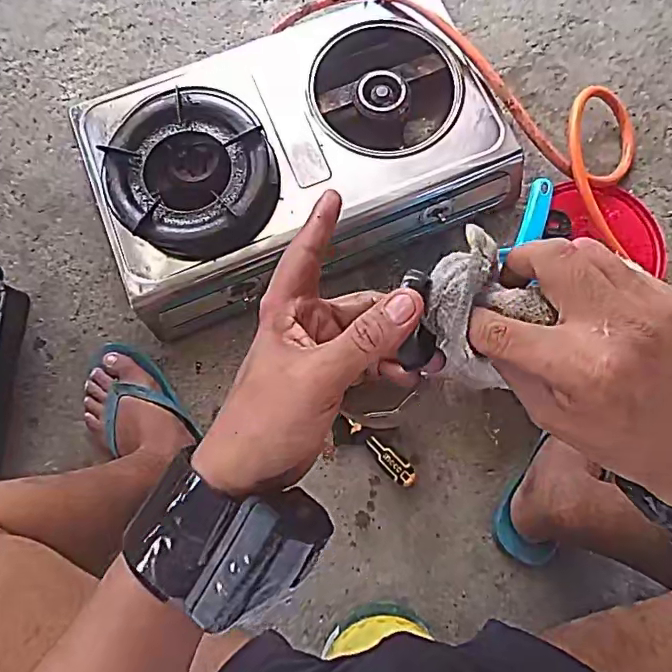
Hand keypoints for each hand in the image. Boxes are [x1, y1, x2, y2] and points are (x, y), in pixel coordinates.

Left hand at [194, 191, 424, 493]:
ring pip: (367, 335)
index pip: (305, 258)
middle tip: (422, 319)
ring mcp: (318, 355)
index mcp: (287, 314)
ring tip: (418, 356)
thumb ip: (365, 340)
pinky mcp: (330, 380)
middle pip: (356, 304)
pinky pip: (366, 361)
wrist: (249, 475)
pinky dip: (386, 366)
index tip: (334, 197)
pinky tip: (403, 374)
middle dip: (390, 313)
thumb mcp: (318, 376)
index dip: (321, 226)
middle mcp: (303, 328)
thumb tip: (405, 304)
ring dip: (394, 345)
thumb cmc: (259, 424)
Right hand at [467, 237, 671, 506]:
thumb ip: (516, 371)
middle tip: (513, 278)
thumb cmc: (627, 442)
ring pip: (585, 249)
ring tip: (551, 284)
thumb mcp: (554, 420)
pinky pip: (619, 264)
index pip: (504, 327)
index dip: (478, 319)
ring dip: (556, 261)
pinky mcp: (671, 298)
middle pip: (549, 258)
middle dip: (518, 261)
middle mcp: (614, 328)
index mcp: (580, 369)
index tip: (474, 316)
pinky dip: (594, 273)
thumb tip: (489, 335)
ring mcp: (648, 306)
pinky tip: (591, 297)